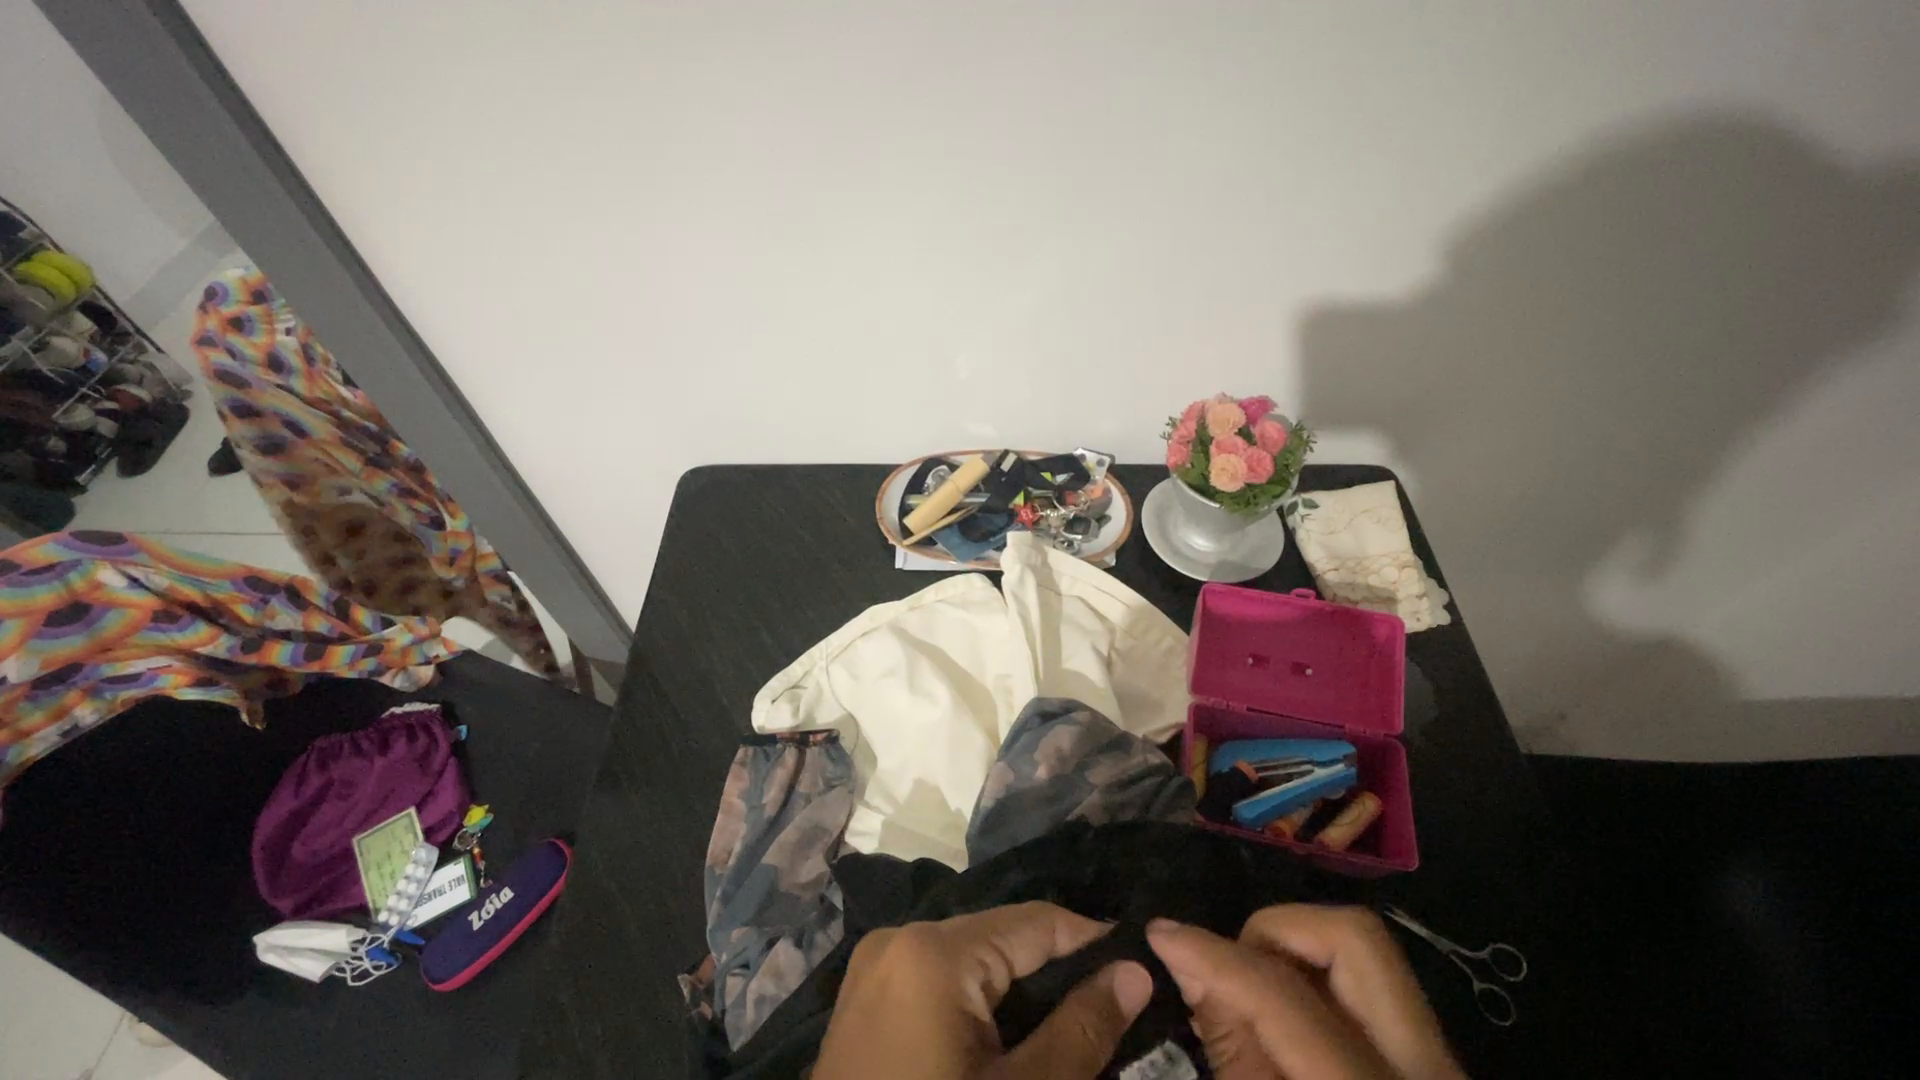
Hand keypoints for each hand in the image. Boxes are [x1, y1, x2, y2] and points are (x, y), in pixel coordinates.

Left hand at [814, 901, 1153, 1079]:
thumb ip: (1081, 1029)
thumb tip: (1135, 971)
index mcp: (934, 951)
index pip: (1035, 922)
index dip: (1092, 940)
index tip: (1141, 966)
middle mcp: (900, 939)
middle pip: (1000, 937)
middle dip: (1056, 969)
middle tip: (1111, 1004)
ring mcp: (876, 967)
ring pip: (971, 958)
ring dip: (1019, 988)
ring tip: (1069, 1021)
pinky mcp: (865, 998)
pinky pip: (938, 979)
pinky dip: (978, 1001)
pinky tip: (1007, 1038)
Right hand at [1147, 905, 1464, 1079]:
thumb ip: (1232, 1051)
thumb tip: (1191, 965)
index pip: (1284, 996)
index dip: (1213, 955)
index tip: (1160, 934)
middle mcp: (1429, 1075)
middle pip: (1356, 940)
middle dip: (1277, 931)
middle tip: (1229, 964)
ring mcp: (1444, 1071)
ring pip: (1369, 956)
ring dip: (1297, 953)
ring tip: (1249, 993)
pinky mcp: (1436, 1070)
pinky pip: (1370, 993)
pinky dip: (1316, 984)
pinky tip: (1280, 1023)